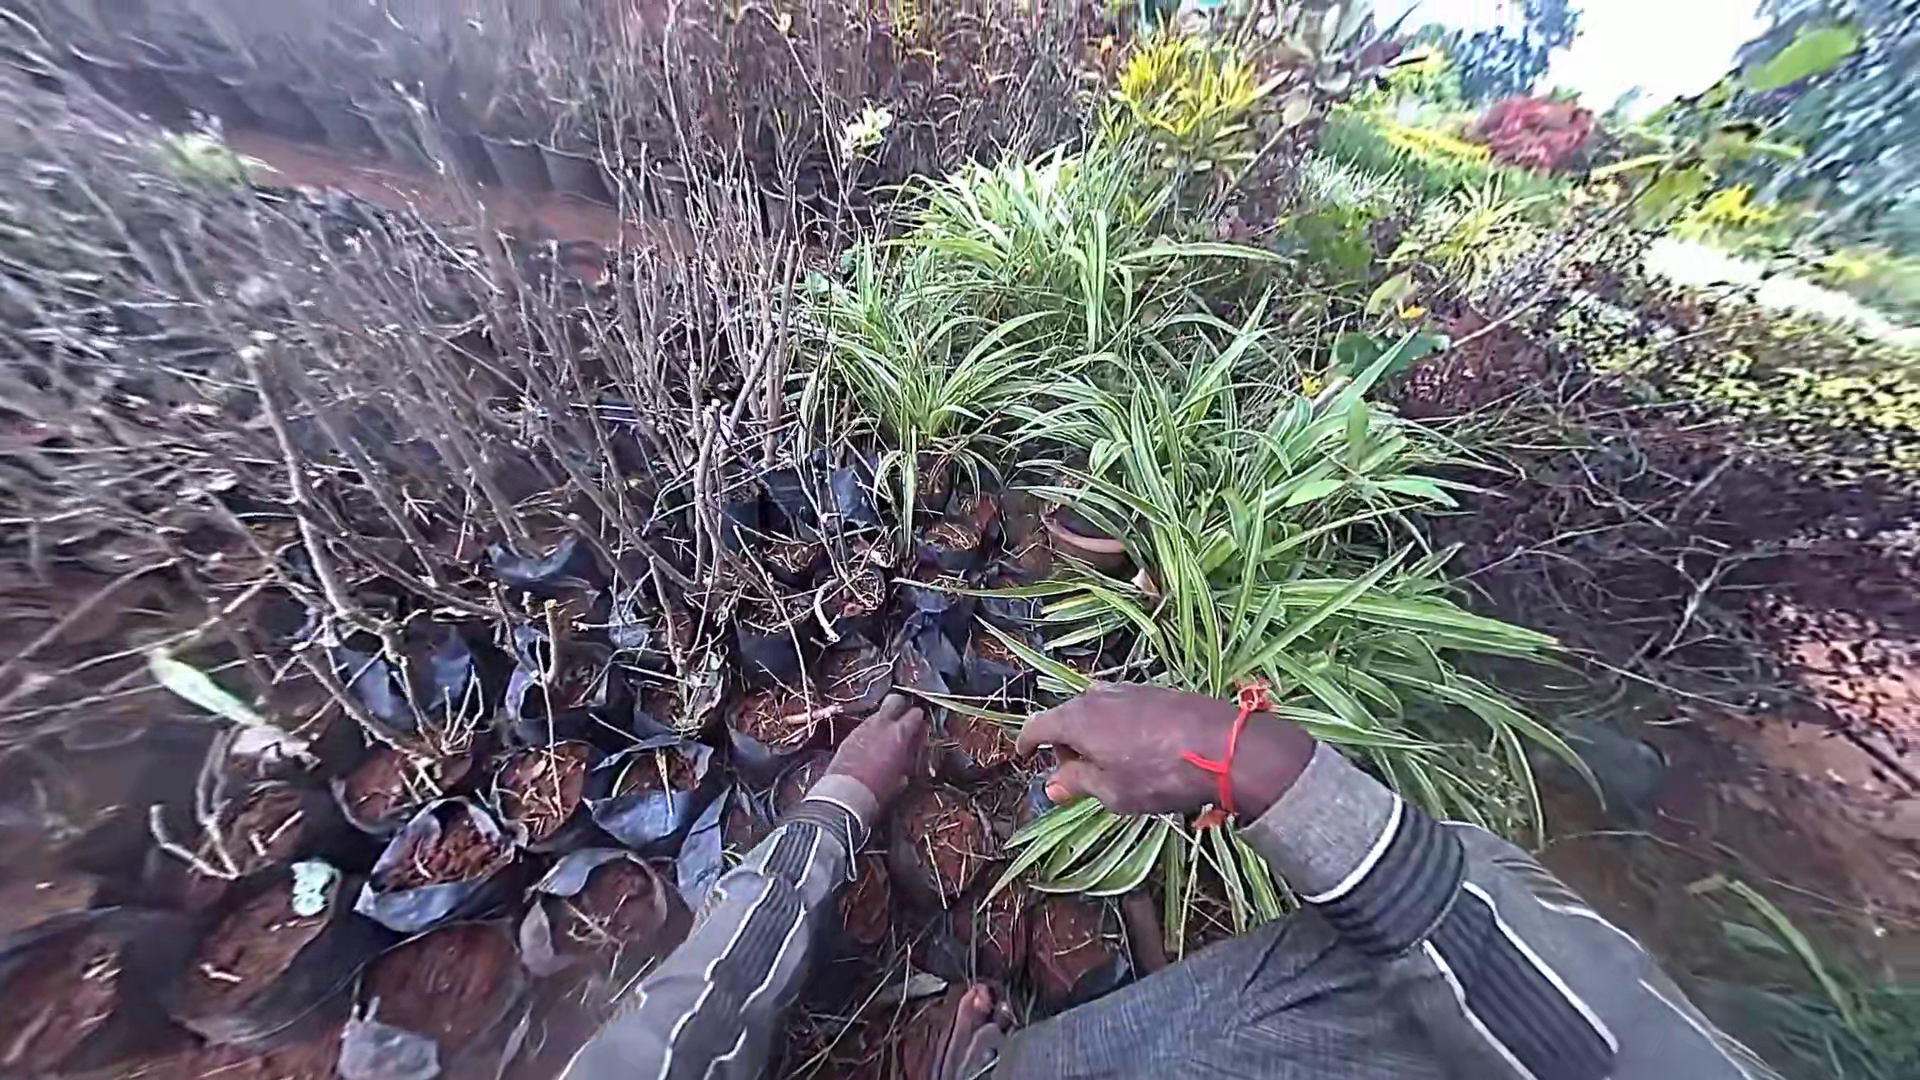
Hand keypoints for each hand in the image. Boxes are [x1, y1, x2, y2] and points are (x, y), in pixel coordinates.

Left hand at [824, 693, 926, 808]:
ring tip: (885, 738)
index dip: (919, 719)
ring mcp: (863, 727)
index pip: (916, 713)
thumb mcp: (903, 776)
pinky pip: (864, 727)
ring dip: (884, 722)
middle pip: (895, 701)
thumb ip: (908, 758)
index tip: (919, 726)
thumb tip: (909, 752)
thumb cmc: (879, 789)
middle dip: (901, 707)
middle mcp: (882, 724)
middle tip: (903, 720)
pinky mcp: (849, 735)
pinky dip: (869, 733)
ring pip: (878, 714)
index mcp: (900, 733)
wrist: (845, 795)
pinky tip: (869, 747)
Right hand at [1014, 683, 1315, 817]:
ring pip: (1094, 710)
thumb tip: (1050, 784)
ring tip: (1110, 764)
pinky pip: (1119, 707)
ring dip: (1091, 735)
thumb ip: (1076, 783)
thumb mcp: (1111, 790)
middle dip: (1064, 744)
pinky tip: (1137, 749)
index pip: (1037, 724)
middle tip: (1077, 775)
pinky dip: (1114, 726)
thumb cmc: (1158, 774)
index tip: (1023, 754)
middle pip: (1065, 716)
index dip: (1026, 740)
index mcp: (1076, 719)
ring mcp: (1125, 689)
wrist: (1222, 744)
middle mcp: (1095, 696)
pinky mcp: (1152, 690)